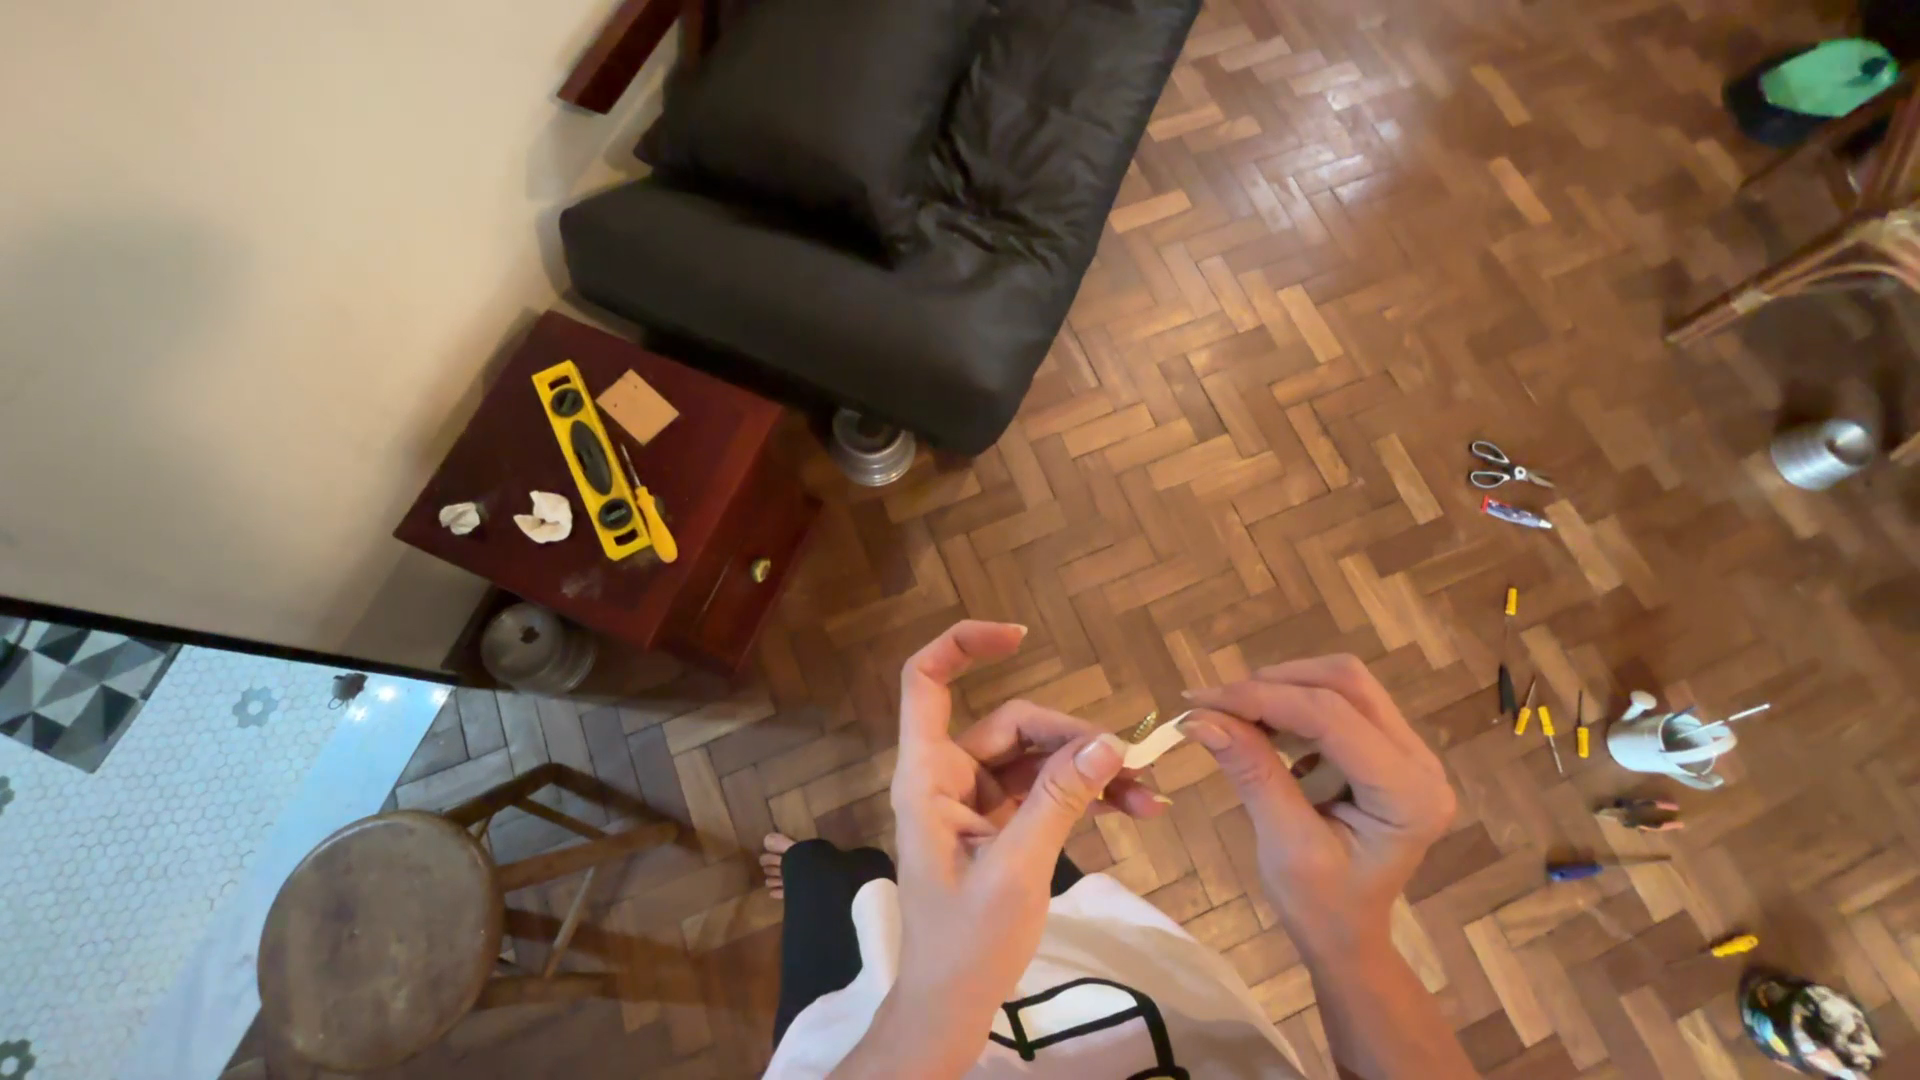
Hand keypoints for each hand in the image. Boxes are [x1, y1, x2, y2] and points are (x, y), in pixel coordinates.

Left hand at [867, 620, 1163, 1073]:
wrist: (952, 1005)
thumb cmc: (966, 942)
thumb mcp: (1017, 868)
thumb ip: (1059, 800)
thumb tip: (1108, 742)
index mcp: (928, 774)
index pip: (926, 681)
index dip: (963, 644)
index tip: (1019, 635)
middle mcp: (949, 774)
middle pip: (1013, 723)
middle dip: (1072, 738)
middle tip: (1133, 767)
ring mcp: (977, 797)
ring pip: (1037, 756)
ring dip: (1089, 769)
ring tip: (1148, 798)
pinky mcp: (1001, 821)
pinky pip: (1045, 788)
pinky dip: (1084, 793)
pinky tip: (1132, 808)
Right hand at [1181, 655, 1454, 952]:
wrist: (1346, 932)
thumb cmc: (1320, 905)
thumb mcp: (1283, 844)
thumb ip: (1251, 772)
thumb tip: (1199, 718)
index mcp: (1409, 795)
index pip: (1331, 716)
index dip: (1262, 698)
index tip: (1198, 702)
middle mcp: (1420, 761)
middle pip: (1344, 682)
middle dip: (1273, 684)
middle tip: (1215, 706)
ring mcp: (1407, 750)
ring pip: (1340, 681)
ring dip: (1280, 688)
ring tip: (1233, 717)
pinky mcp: (1385, 745)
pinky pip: (1336, 699)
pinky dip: (1288, 702)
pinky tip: (1259, 729)